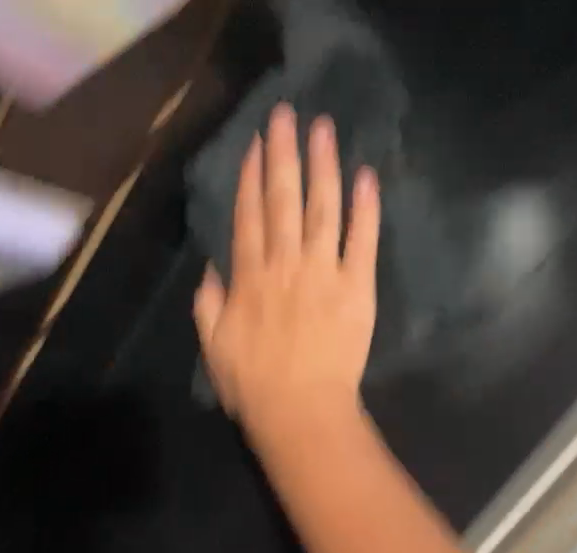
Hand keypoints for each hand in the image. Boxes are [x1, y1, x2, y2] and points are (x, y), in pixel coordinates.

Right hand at [194, 104, 380, 435]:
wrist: (300, 413)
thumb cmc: (253, 387)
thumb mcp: (213, 348)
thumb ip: (209, 306)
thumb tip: (213, 269)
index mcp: (249, 280)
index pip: (248, 218)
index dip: (250, 178)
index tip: (255, 146)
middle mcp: (285, 266)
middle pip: (283, 201)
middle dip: (283, 154)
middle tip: (286, 114)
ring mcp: (324, 274)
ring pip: (323, 210)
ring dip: (322, 167)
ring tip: (324, 129)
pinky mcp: (358, 289)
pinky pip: (362, 241)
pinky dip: (366, 209)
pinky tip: (367, 178)